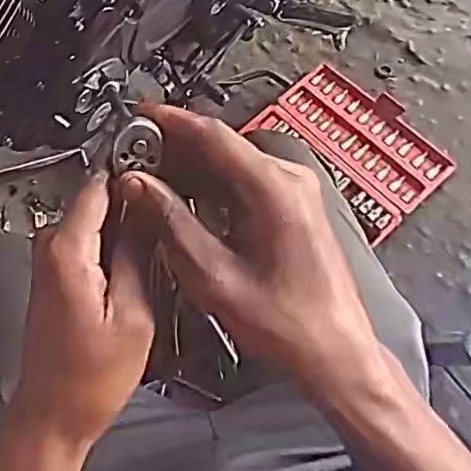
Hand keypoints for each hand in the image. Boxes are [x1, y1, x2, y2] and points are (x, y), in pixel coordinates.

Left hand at [9, 167, 154, 447]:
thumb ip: (138, 252)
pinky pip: (86, 239)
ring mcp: (48, 257)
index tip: (155, 161)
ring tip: (154, 247)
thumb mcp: (134, 314)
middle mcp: (49, 246)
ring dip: (124, 225)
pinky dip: (111, 244)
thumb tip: (145, 206)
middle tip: (166, 215)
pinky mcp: (53, 271)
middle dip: (131, 201)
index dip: (129, 170)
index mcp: (66, 250)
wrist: (52, 415)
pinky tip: (133, 267)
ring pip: (93, 219)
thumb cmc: (87, 380)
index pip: (97, 184)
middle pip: (96, 199)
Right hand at [119, 104, 386, 400]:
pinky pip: (240, 178)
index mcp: (274, 188)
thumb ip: (170, 221)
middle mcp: (288, 180)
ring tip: (150, 177)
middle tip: (134, 154)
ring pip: (227, 161)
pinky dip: (207, 182)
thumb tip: (138, 184)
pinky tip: (182, 198)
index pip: (212, 133)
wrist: (336, 355)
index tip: (140, 115)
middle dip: (171, 146)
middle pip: (218, 144)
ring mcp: (292, 190)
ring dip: (187, 166)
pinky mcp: (290, 204)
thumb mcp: (212, 274)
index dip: (169, 119)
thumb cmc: (289, 325)